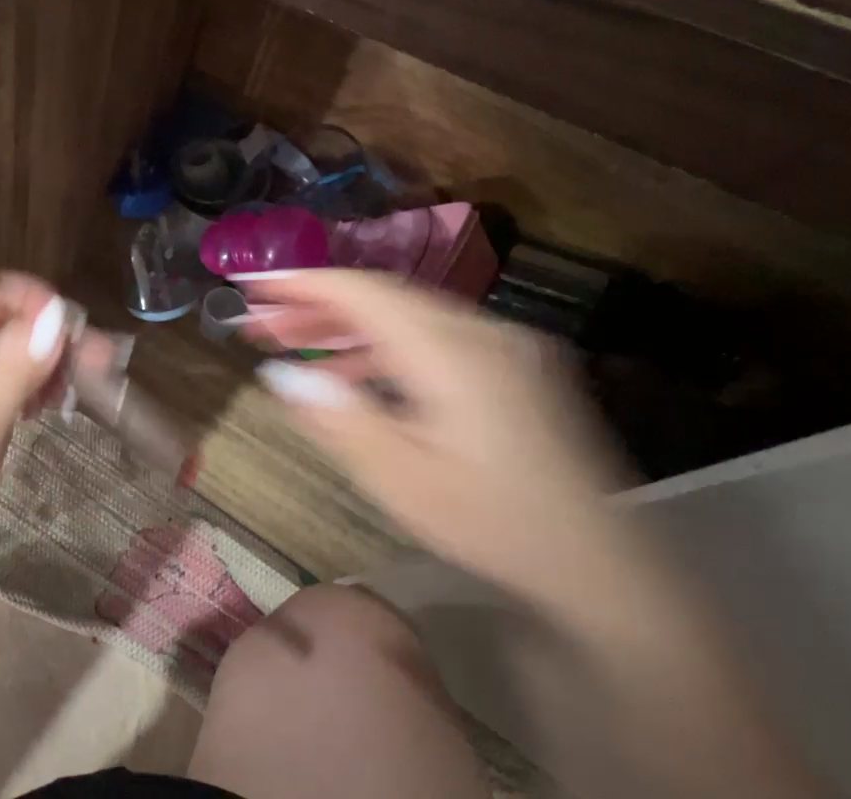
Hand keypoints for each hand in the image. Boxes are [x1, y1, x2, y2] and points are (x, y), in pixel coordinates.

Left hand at [0, 274, 71, 546]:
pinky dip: (34, 389)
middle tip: (101, 361)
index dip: (32, 301)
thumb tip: (57, 319)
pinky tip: (51, 408)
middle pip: (10, 324)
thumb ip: (19, 367)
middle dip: (53, 337)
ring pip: (15, 355)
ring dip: (48, 365)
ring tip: (78, 390)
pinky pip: (10, 383)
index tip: (72, 325)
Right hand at [243, 270, 635, 598]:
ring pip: (407, 316)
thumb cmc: (492, 524)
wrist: (601, 566)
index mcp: (452, 354)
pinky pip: (432, 338)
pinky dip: (381, 345)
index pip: (364, 293)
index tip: (249, 286)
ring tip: (290, 344)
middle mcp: (482, 335)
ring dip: (345, 326)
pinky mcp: (513, 370)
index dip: (302, 283)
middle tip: (256, 321)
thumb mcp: (401, 477)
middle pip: (384, 298)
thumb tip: (280, 373)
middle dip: (315, 305)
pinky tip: (350, 374)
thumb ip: (338, 418)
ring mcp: (504, 350)